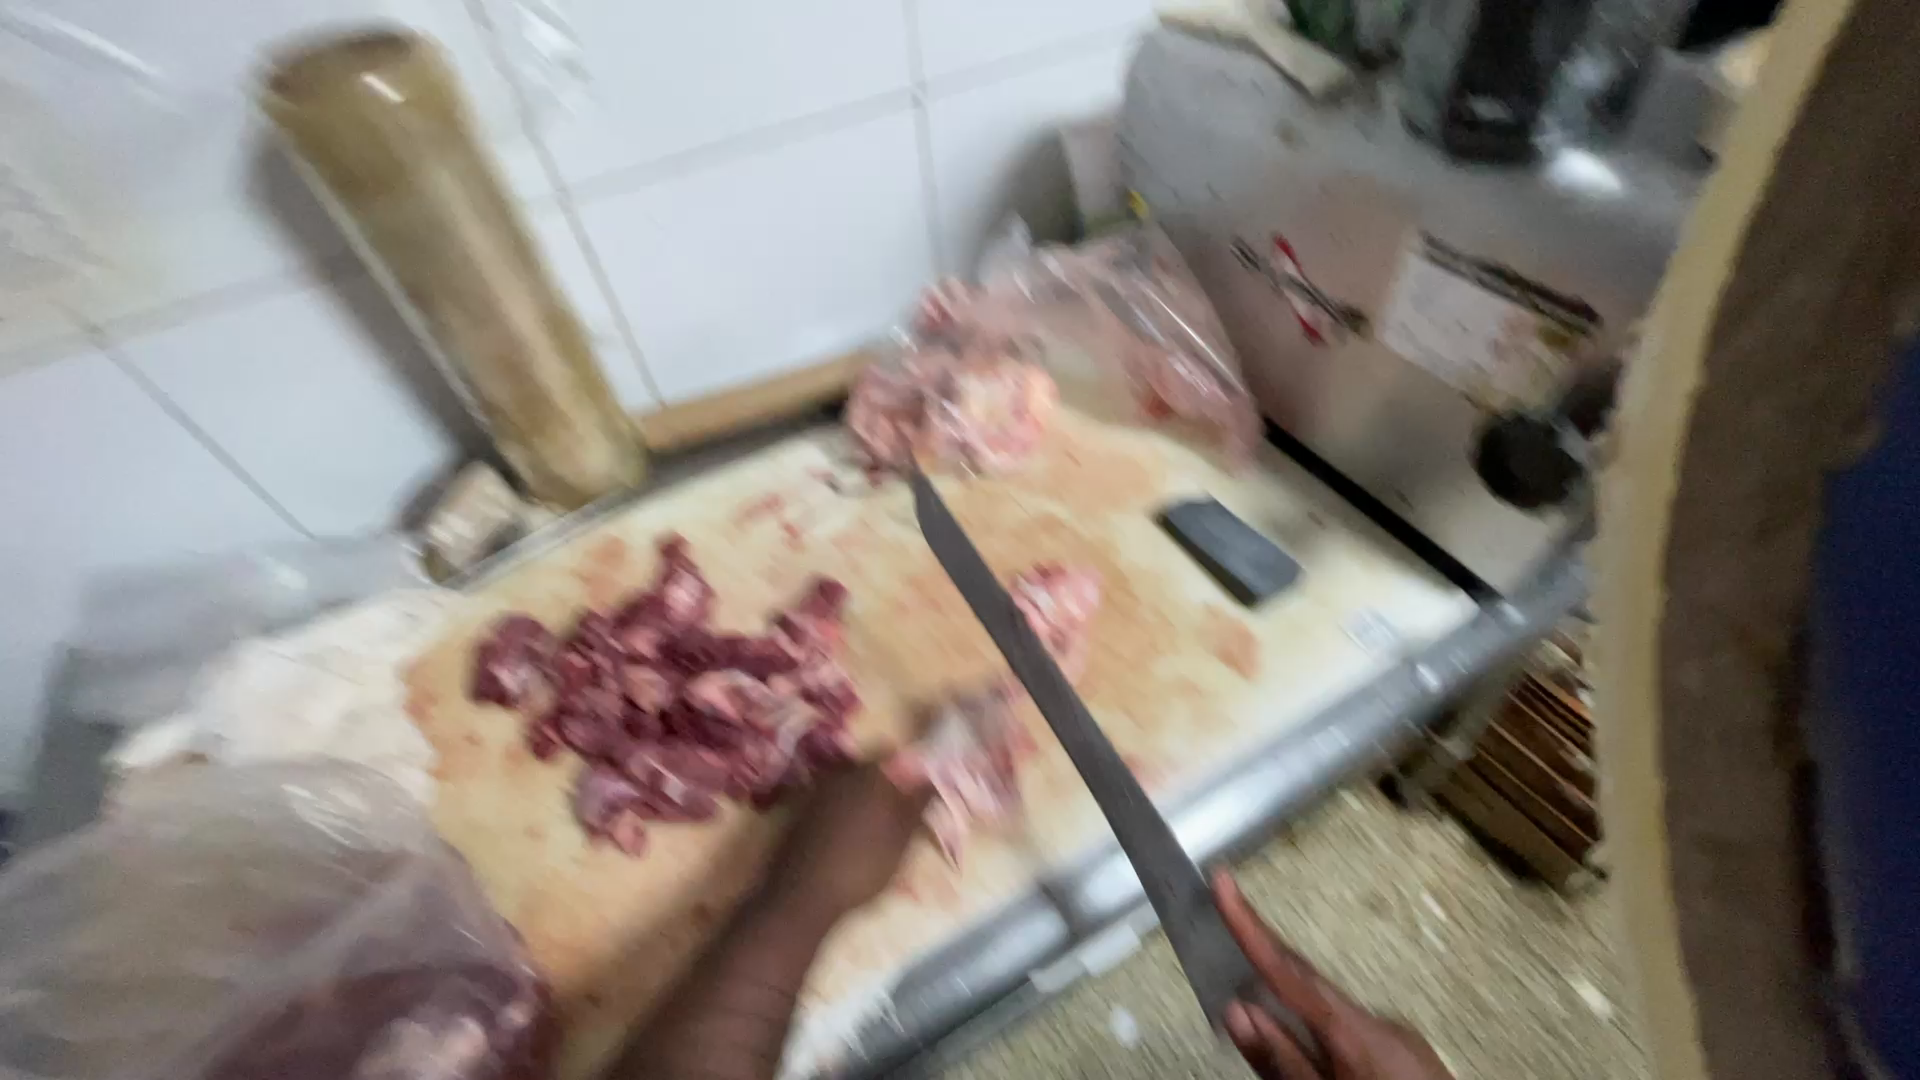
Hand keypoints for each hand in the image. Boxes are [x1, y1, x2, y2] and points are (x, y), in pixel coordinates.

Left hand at [759, 762, 931, 925]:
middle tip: (897, 816)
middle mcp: (840, 773)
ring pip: (848, 785)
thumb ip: (918, 803)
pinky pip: (829, 802)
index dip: (905, 768)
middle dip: (884, 785)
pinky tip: (846, 841)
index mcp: (868, 773)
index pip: (890, 752)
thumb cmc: (863, 864)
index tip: (914, 792)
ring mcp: (815, 792)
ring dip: (862, 800)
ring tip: (873, 833)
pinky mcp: (799, 813)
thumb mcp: (902, 838)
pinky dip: (841, 814)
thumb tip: (931, 777)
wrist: (803, 895)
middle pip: (868, 768)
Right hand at [1212, 870, 1454, 1079]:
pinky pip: (1348, 1040)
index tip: (1222, 880)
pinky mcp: (1409, 1060)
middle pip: (1306, 989)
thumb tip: (1237, 1008)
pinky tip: (1315, 1069)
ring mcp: (1401, 1042)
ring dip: (1293, 1026)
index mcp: (1360, 1036)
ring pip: (1326, 1020)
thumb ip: (1283, 1064)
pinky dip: (1319, 1047)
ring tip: (1279, 1052)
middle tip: (1228, 968)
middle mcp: (1382, 1026)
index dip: (1249, 926)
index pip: (1290, 970)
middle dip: (1265, 976)